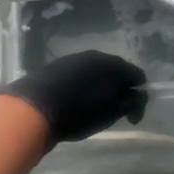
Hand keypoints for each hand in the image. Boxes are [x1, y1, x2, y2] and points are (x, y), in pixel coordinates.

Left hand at [0, 50, 147, 145]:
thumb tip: (139, 95)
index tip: (133, 117)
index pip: (137, 76)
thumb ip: (131, 102)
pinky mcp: (56, 67)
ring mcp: (73, 59)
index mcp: (112, 64)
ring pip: (95, 73)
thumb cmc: (79, 112)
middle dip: (119, 91)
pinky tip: (75, 102)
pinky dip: (83, 88)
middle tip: (115, 113)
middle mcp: (94, 56)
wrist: (34, 108)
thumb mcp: (112, 112)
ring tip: (94, 109)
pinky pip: (78, 76)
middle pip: (116, 72)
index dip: (139, 96)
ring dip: (100, 89)